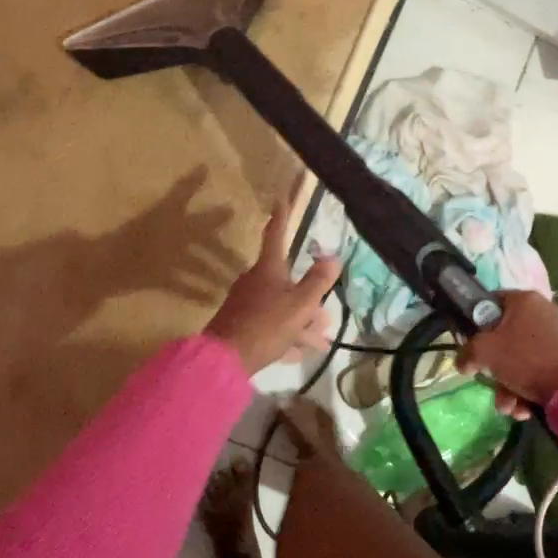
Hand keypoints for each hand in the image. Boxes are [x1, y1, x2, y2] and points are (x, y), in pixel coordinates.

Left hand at [204, 195, 339, 373]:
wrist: (225, 358)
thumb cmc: (266, 325)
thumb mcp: (300, 304)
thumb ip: (317, 281)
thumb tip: (332, 257)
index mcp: (268, 269)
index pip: (276, 235)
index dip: (282, 218)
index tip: (281, 199)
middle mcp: (255, 281)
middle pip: (286, 282)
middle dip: (308, 298)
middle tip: (325, 318)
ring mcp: (246, 303)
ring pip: (281, 307)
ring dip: (302, 322)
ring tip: (320, 341)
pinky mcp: (241, 325)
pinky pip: (271, 325)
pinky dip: (287, 336)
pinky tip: (298, 353)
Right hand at [457, 291, 557, 420]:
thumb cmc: (526, 359)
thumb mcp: (486, 352)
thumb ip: (467, 352)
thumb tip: (462, 362)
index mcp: (524, 300)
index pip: (491, 302)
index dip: (476, 323)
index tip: (471, 346)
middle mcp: (543, 312)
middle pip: (506, 339)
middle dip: (495, 371)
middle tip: (491, 387)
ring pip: (522, 360)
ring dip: (510, 388)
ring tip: (511, 409)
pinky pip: (540, 370)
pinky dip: (529, 390)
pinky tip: (526, 409)